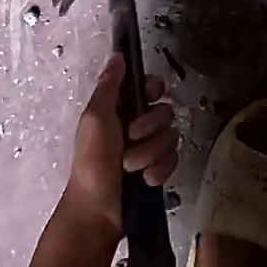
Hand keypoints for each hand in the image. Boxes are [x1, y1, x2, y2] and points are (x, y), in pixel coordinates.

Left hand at [61, 54, 178, 237]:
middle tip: (131, 139)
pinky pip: (174, 159)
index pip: (148, 85)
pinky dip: (159, 170)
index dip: (154, 88)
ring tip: (131, 168)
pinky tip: (145, 180)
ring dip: (150, 153)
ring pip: (171, 136)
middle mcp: (137, 123)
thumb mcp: (96, 118)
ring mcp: (149, 147)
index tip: (150, 95)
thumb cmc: (92, 161)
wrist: (98, 211)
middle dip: (149, 128)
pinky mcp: (159, 168)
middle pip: (164, 110)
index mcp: (120, 107)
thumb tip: (118, 55)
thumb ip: (109, 86)